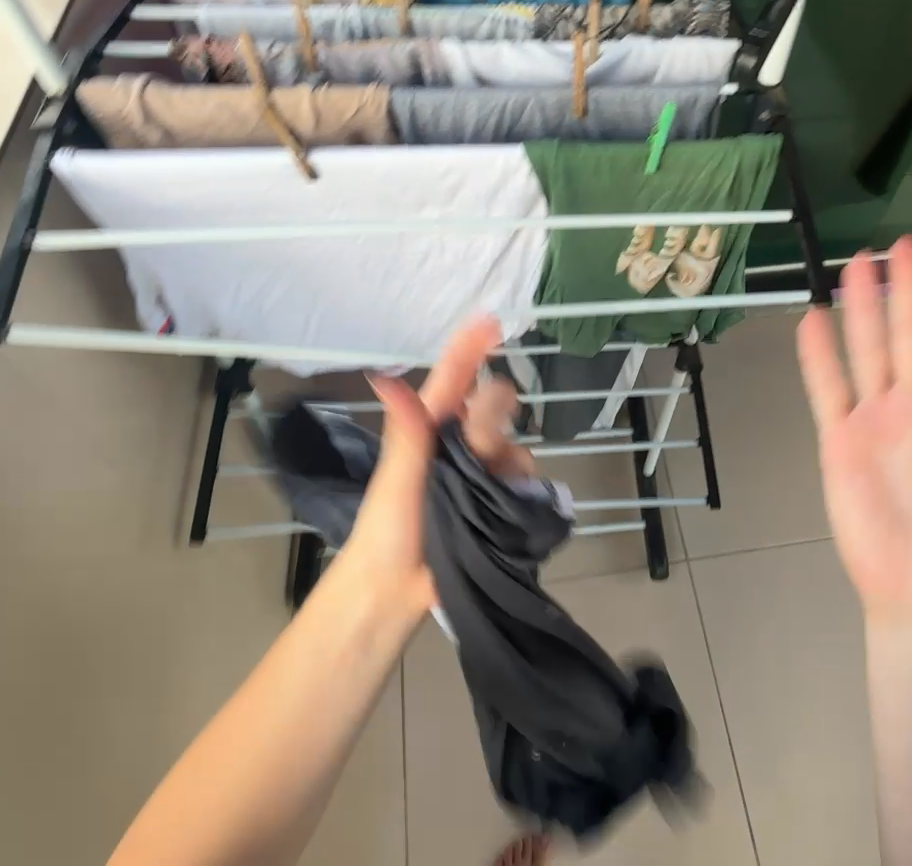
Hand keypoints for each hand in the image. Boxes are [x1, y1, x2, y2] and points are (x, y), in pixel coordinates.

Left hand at [341, 315, 504, 616]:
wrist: (399, 591)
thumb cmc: (386, 532)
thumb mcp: (394, 481)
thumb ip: (405, 433)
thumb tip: (386, 378)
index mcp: (427, 431)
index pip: (452, 380)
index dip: (470, 348)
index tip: (491, 320)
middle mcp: (457, 446)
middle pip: (491, 409)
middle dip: (494, 415)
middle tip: (483, 444)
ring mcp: (479, 474)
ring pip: (514, 445)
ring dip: (509, 459)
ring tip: (490, 493)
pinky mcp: (497, 501)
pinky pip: (525, 479)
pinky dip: (524, 485)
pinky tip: (515, 502)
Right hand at [796, 237, 911, 629]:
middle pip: (910, 338)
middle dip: (907, 291)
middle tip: (902, 244)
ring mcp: (875, 423)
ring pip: (867, 353)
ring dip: (862, 311)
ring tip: (857, 265)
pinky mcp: (840, 443)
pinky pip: (828, 392)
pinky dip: (819, 358)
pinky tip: (813, 321)